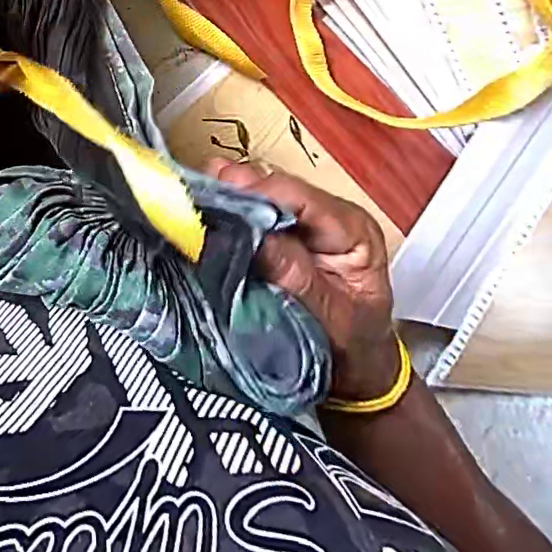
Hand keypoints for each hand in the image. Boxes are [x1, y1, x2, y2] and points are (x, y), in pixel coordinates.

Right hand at [207, 159, 401, 402]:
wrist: (356, 366)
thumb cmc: (352, 346)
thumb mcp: (331, 318)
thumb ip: (296, 277)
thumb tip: (256, 237)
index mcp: (352, 229)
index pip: (299, 196)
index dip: (256, 195)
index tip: (218, 203)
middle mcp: (327, 212)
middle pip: (273, 185)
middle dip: (232, 192)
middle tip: (196, 201)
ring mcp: (301, 216)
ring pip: (256, 190)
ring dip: (224, 199)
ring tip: (195, 206)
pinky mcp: (279, 224)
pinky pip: (248, 206)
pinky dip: (224, 209)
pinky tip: (203, 212)